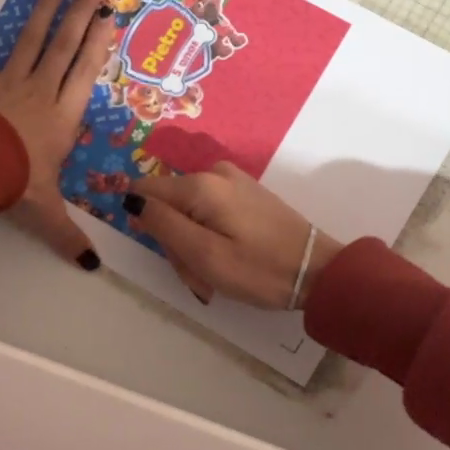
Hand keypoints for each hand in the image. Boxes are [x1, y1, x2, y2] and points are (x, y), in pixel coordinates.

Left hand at [0, 0, 117, 269]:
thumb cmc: (15, 182)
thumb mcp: (47, 211)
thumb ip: (69, 234)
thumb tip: (92, 266)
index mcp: (63, 115)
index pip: (87, 72)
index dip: (100, 42)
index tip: (112, 12)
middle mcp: (41, 91)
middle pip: (64, 45)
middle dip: (81, 11)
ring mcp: (8, 81)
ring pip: (29, 38)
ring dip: (43, 8)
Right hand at [124, 162, 343, 307]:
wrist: (319, 273)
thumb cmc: (259, 269)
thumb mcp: (203, 255)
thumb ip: (162, 224)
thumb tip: (130, 198)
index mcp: (199, 186)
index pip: (143, 191)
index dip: (144, 223)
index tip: (167, 253)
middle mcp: (213, 173)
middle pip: (167, 204)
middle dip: (174, 241)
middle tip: (198, 276)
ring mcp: (232, 181)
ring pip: (187, 211)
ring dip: (192, 244)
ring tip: (215, 274)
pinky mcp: (245, 193)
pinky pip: (208, 211)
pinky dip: (210, 236)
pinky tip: (228, 258)